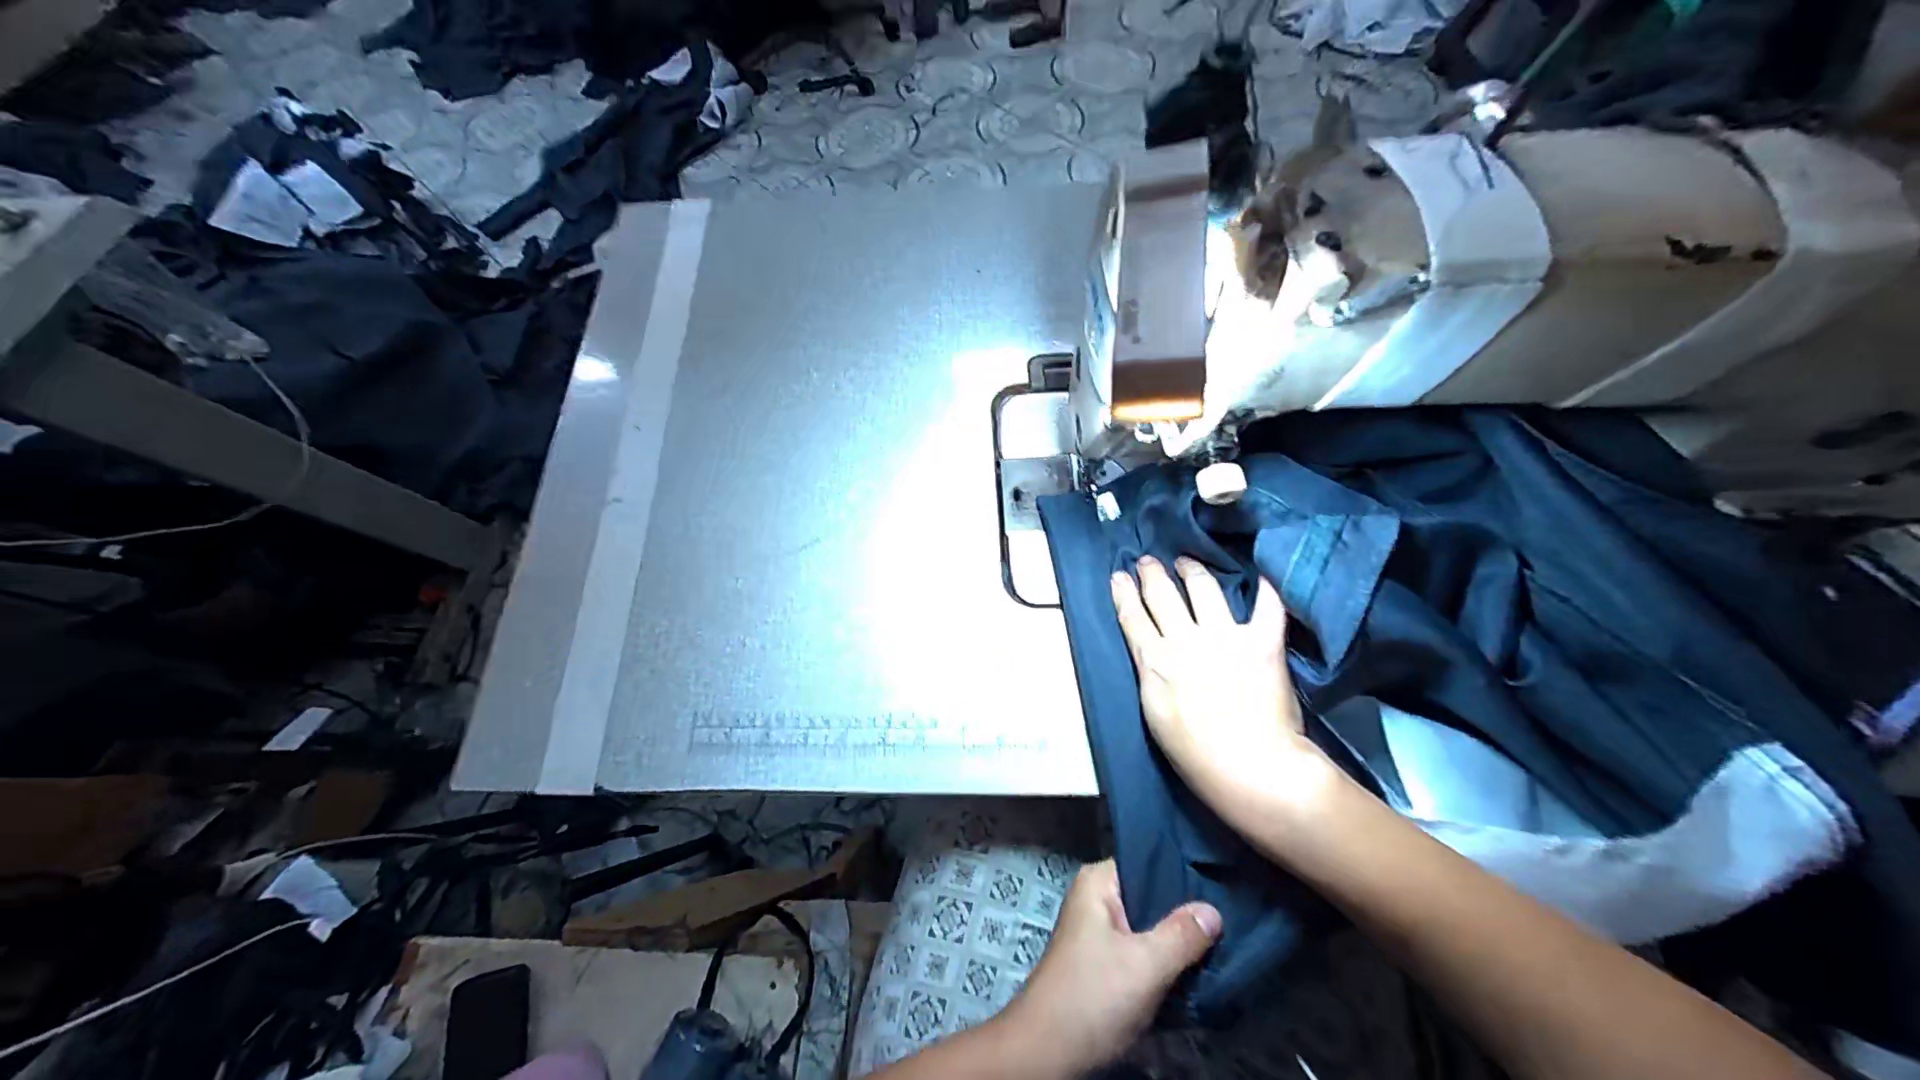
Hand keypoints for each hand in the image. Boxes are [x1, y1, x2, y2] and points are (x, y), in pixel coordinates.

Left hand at [995, 859, 1220, 1074]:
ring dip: (1180, 939)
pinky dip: (1168, 960)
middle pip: (1152, 895)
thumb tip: (1214, 909)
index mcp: (1098, 883)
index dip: (1184, 870)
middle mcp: (1098, 900)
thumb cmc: (1093, 996)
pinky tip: (1201, 965)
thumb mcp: (1145, 964)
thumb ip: (1182, 935)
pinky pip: (1146, 951)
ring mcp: (1102, 933)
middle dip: (1187, 910)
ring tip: (1226, 938)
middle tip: (1232, 913)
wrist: (1049, 1051)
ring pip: (1152, 927)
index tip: (1222, 878)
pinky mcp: (1109, 964)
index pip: (1147, 861)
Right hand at [1110, 556, 1333, 811]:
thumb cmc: (1194, 754)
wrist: (1250, 767)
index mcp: (1154, 661)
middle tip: (1148, 562)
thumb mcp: (1153, 712)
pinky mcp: (1262, 642)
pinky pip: (1266, 606)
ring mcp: (1225, 637)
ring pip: (1203, 588)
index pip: (1132, 617)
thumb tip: (1151, 654)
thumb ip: (1151, 675)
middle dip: (1151, 573)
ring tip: (1187, 563)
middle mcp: (1185, 640)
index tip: (1119, 575)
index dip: (1123, 592)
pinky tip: (1260, 575)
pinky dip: (1265, 589)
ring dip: (1192, 570)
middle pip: (1162, 595)